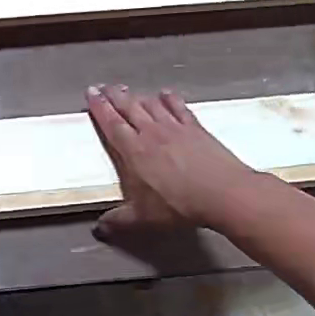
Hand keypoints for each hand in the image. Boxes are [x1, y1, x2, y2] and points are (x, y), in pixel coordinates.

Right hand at [84, 85, 263, 237]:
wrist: (223, 193)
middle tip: (104, 87)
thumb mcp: (143, 218)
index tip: (91, 94)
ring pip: (151, 105)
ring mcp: (175, 128)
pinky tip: (165, 93)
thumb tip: (99, 228)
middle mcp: (152, 133)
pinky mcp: (196, 128)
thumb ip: (119, 220)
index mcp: (134, 151)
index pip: (111, 124)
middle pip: (129, 108)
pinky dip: (169, 99)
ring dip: (137, 96)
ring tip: (128, 90)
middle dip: (114, 96)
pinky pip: (178, 108)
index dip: (99, 107)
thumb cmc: (180, 205)